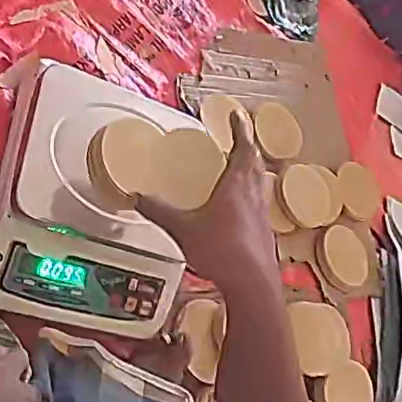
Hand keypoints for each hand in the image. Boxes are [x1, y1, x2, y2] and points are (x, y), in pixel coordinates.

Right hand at [136, 111, 278, 288]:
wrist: (253, 285)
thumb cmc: (222, 252)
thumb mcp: (184, 230)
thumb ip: (160, 212)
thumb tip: (137, 197)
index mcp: (237, 186)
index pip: (243, 148)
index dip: (241, 130)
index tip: (238, 115)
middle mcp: (254, 196)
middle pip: (255, 163)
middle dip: (247, 148)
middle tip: (238, 139)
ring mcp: (262, 215)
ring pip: (260, 183)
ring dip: (252, 171)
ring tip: (240, 168)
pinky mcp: (263, 232)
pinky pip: (258, 203)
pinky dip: (250, 194)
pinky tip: (239, 207)